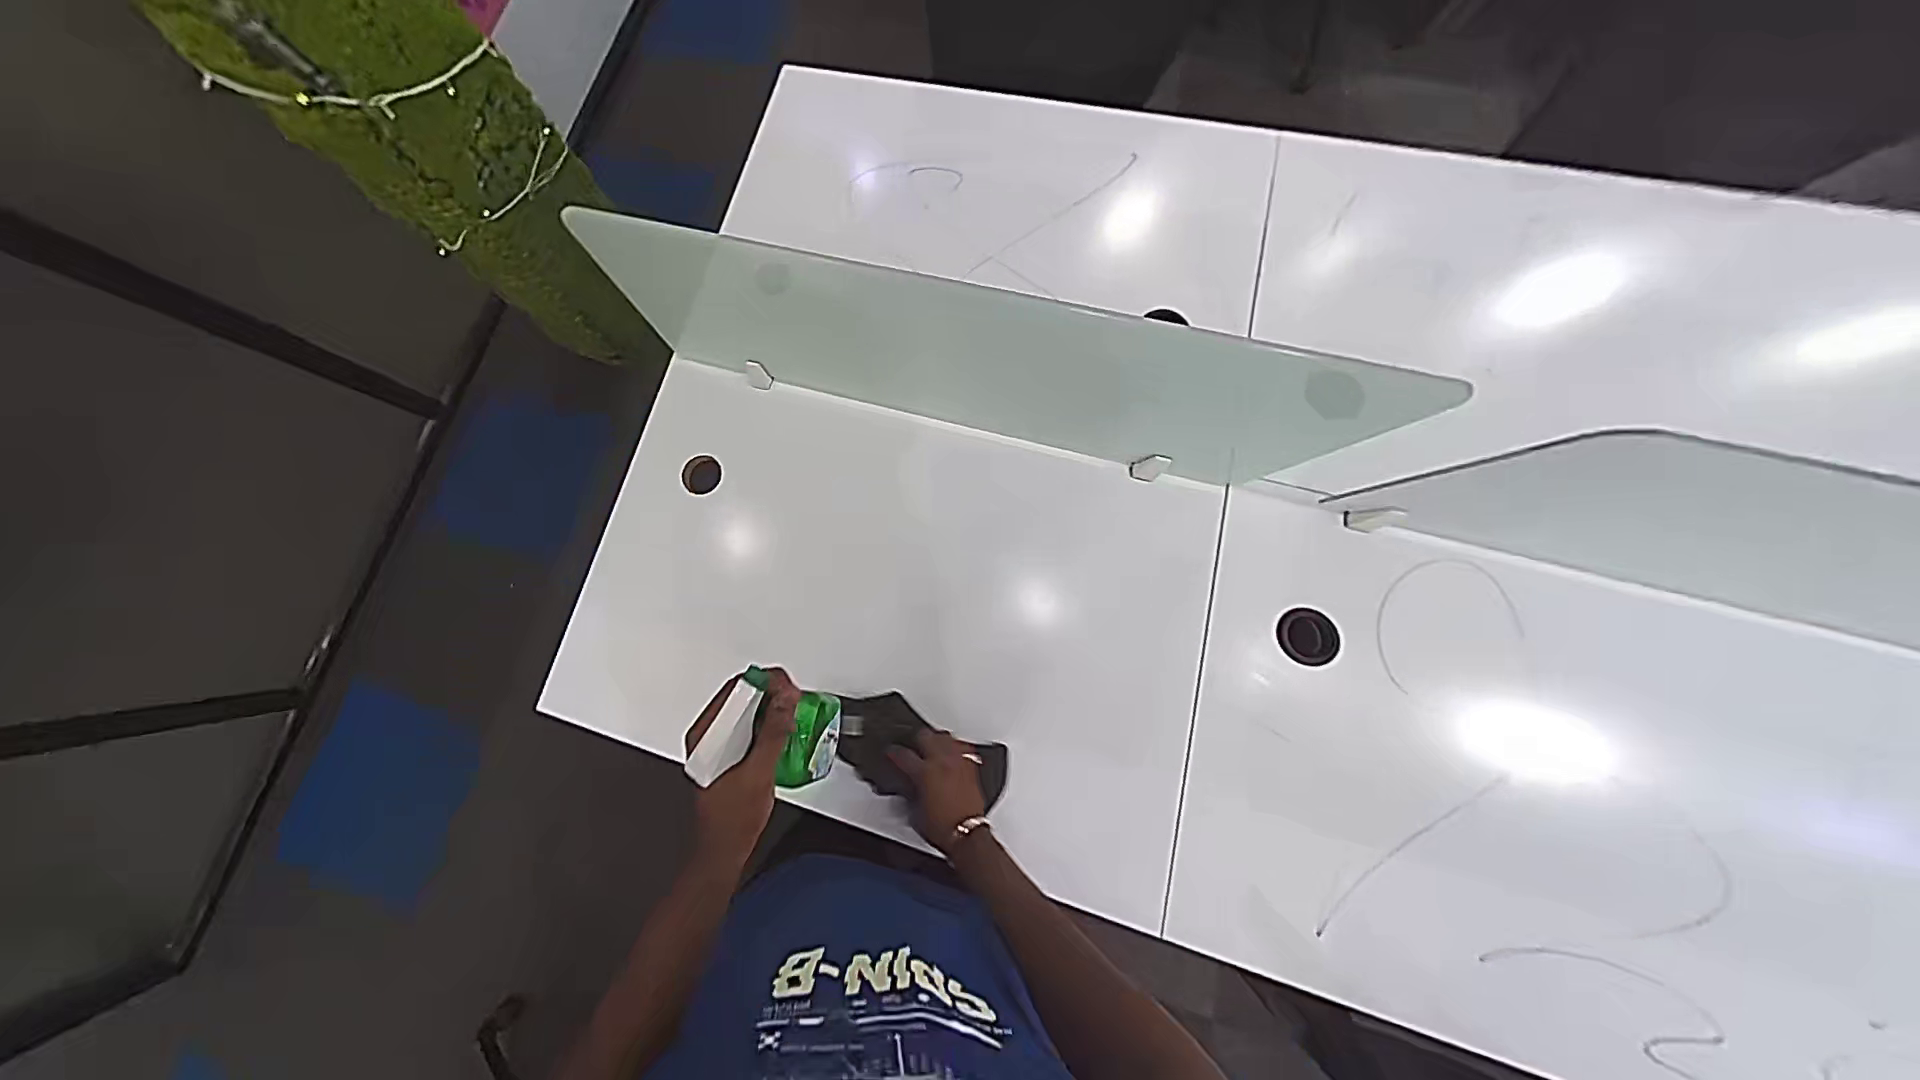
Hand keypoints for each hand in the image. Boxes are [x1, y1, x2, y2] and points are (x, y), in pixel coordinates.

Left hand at [683, 668, 797, 865]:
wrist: (723, 851)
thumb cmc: (732, 819)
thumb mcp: (758, 772)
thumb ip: (773, 734)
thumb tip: (784, 700)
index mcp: (706, 736)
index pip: (735, 690)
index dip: (765, 683)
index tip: (788, 687)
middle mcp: (708, 736)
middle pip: (742, 697)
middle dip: (772, 692)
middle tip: (796, 697)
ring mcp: (719, 745)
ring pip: (749, 711)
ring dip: (774, 707)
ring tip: (795, 710)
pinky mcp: (731, 754)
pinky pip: (752, 726)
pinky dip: (771, 723)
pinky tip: (786, 729)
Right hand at [887, 728, 988, 855]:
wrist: (966, 834)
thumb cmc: (942, 827)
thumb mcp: (915, 811)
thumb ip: (909, 792)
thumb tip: (908, 785)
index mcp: (924, 773)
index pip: (903, 755)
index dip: (893, 752)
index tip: (891, 752)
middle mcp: (941, 763)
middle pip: (925, 735)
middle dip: (915, 738)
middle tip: (912, 744)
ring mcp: (957, 762)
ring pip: (945, 737)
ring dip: (936, 739)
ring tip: (931, 744)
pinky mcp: (971, 766)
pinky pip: (963, 747)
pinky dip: (955, 747)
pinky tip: (952, 751)